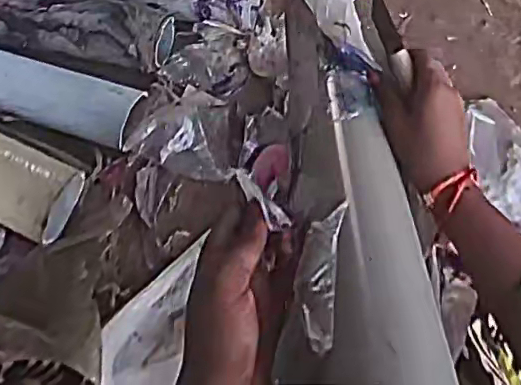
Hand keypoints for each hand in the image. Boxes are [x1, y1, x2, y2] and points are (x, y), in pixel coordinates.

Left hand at [181, 205, 294, 384]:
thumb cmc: (214, 345)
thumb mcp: (225, 285)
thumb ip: (242, 246)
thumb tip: (256, 209)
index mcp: (219, 256)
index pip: (237, 213)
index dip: (255, 194)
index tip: (274, 175)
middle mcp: (238, 266)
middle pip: (258, 227)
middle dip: (276, 210)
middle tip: (294, 194)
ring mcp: (257, 285)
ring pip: (275, 246)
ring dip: (288, 231)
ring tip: (302, 215)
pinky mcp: (274, 303)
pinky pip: (288, 270)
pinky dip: (298, 255)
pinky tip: (306, 243)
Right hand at [375, 49, 470, 192]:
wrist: (448, 183)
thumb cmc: (419, 149)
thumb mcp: (395, 119)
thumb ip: (384, 92)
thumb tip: (374, 74)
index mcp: (434, 84)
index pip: (420, 54)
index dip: (403, 57)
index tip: (390, 69)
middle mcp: (450, 89)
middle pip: (430, 66)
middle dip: (412, 71)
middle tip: (395, 87)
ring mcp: (457, 103)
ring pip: (437, 81)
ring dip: (422, 84)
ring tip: (406, 104)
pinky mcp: (459, 116)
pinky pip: (443, 96)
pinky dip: (431, 97)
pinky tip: (419, 116)